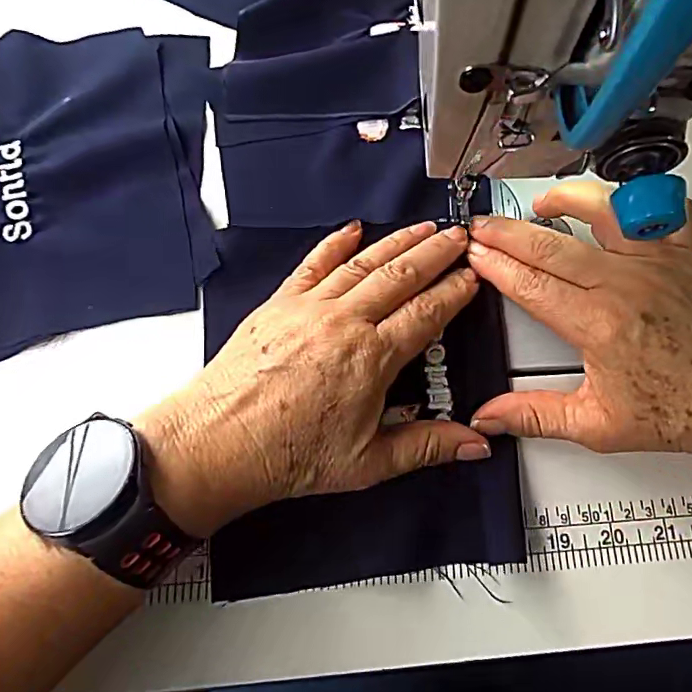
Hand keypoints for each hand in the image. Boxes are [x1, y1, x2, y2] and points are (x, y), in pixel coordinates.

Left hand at [139, 220, 489, 535]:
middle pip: (401, 275)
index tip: (470, 277)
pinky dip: (335, 244)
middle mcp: (341, 324)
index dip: (455, 291)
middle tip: (457, 237)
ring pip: (363, 263)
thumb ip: (426, 446)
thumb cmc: (283, 453)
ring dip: (397, 241)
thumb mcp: (368, 462)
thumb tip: (470, 443)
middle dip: (436, 252)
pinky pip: (312, 264)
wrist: (221, 443)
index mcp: (370, 359)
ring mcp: (307, 309)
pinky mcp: (277, 305)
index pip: (427, 312)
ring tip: (421, 229)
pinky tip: (351, 231)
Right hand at [464, 182, 691, 481]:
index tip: (473, 256)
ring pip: (605, 208)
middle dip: (506, 231)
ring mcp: (658, 264)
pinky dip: (638, 199)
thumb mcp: (595, 426)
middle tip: (482, 226)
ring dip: (567, 198)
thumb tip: (490, 416)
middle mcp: (627, 285)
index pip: (529, 283)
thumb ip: (533, 416)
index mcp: (599, 324)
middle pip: (550, 243)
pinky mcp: (683, 256)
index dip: (494, 265)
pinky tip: (616, 205)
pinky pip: (663, 209)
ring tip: (541, 203)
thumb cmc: (684, 410)